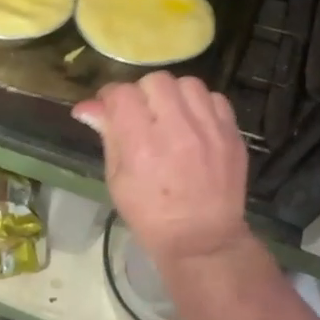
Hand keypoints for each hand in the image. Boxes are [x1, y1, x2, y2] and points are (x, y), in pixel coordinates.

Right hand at [73, 72, 252, 266]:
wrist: (201, 238)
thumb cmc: (149, 214)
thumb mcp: (116, 179)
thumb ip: (107, 136)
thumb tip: (88, 106)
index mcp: (141, 145)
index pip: (121, 94)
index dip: (110, 97)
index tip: (109, 109)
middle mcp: (176, 129)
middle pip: (154, 81)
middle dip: (142, 93)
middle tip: (140, 115)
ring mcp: (209, 129)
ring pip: (187, 83)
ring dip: (172, 95)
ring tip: (169, 116)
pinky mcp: (231, 133)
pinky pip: (214, 98)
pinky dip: (199, 105)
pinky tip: (192, 124)